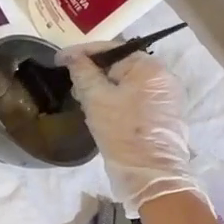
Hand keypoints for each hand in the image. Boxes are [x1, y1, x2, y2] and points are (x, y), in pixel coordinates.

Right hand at [58, 43, 204, 209]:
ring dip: (103, 86)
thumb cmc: (123, 132)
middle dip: (92, 71)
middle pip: (120, 65)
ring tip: (82, 97)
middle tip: (69, 81)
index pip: (110, 49)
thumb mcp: (96, 99)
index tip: (57, 60)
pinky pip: (134, 97)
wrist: (151, 174)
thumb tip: (71, 56)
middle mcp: (163, 77)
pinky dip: (115, 99)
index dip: (81, 53)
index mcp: (149, 68)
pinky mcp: (162, 114)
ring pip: (126, 82)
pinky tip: (99, 110)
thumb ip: (82, 72)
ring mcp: (165, 97)